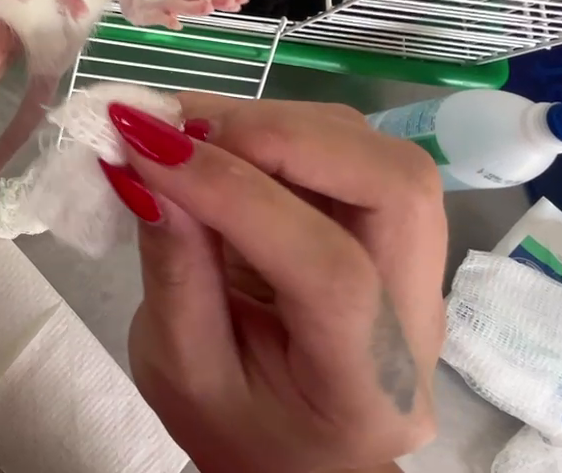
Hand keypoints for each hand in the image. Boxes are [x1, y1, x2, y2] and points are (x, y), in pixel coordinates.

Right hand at [106, 94, 445, 472]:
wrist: (287, 447)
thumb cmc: (231, 425)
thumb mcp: (177, 368)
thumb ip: (171, 268)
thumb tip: (148, 166)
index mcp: (369, 387)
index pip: (329, 270)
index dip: (232, 192)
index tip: (142, 146)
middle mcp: (420, 316)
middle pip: (395, 187)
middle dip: (279, 136)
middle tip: (184, 131)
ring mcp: (416, 264)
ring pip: (374, 151)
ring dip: (271, 122)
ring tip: (186, 130)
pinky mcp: (385, 226)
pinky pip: (344, 146)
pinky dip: (270, 125)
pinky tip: (213, 139)